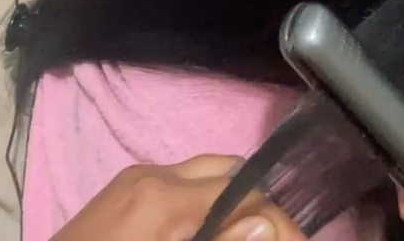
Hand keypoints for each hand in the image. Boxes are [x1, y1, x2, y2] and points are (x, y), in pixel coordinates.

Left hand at [56, 156, 308, 240]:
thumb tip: (266, 226)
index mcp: (164, 199)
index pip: (243, 193)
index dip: (279, 222)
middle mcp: (153, 173)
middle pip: (227, 169)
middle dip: (261, 201)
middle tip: (280, 238)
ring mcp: (135, 177)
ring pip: (204, 172)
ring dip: (234, 199)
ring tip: (251, 235)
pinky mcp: (123, 189)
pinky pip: (177, 183)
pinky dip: (204, 202)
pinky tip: (210, 232)